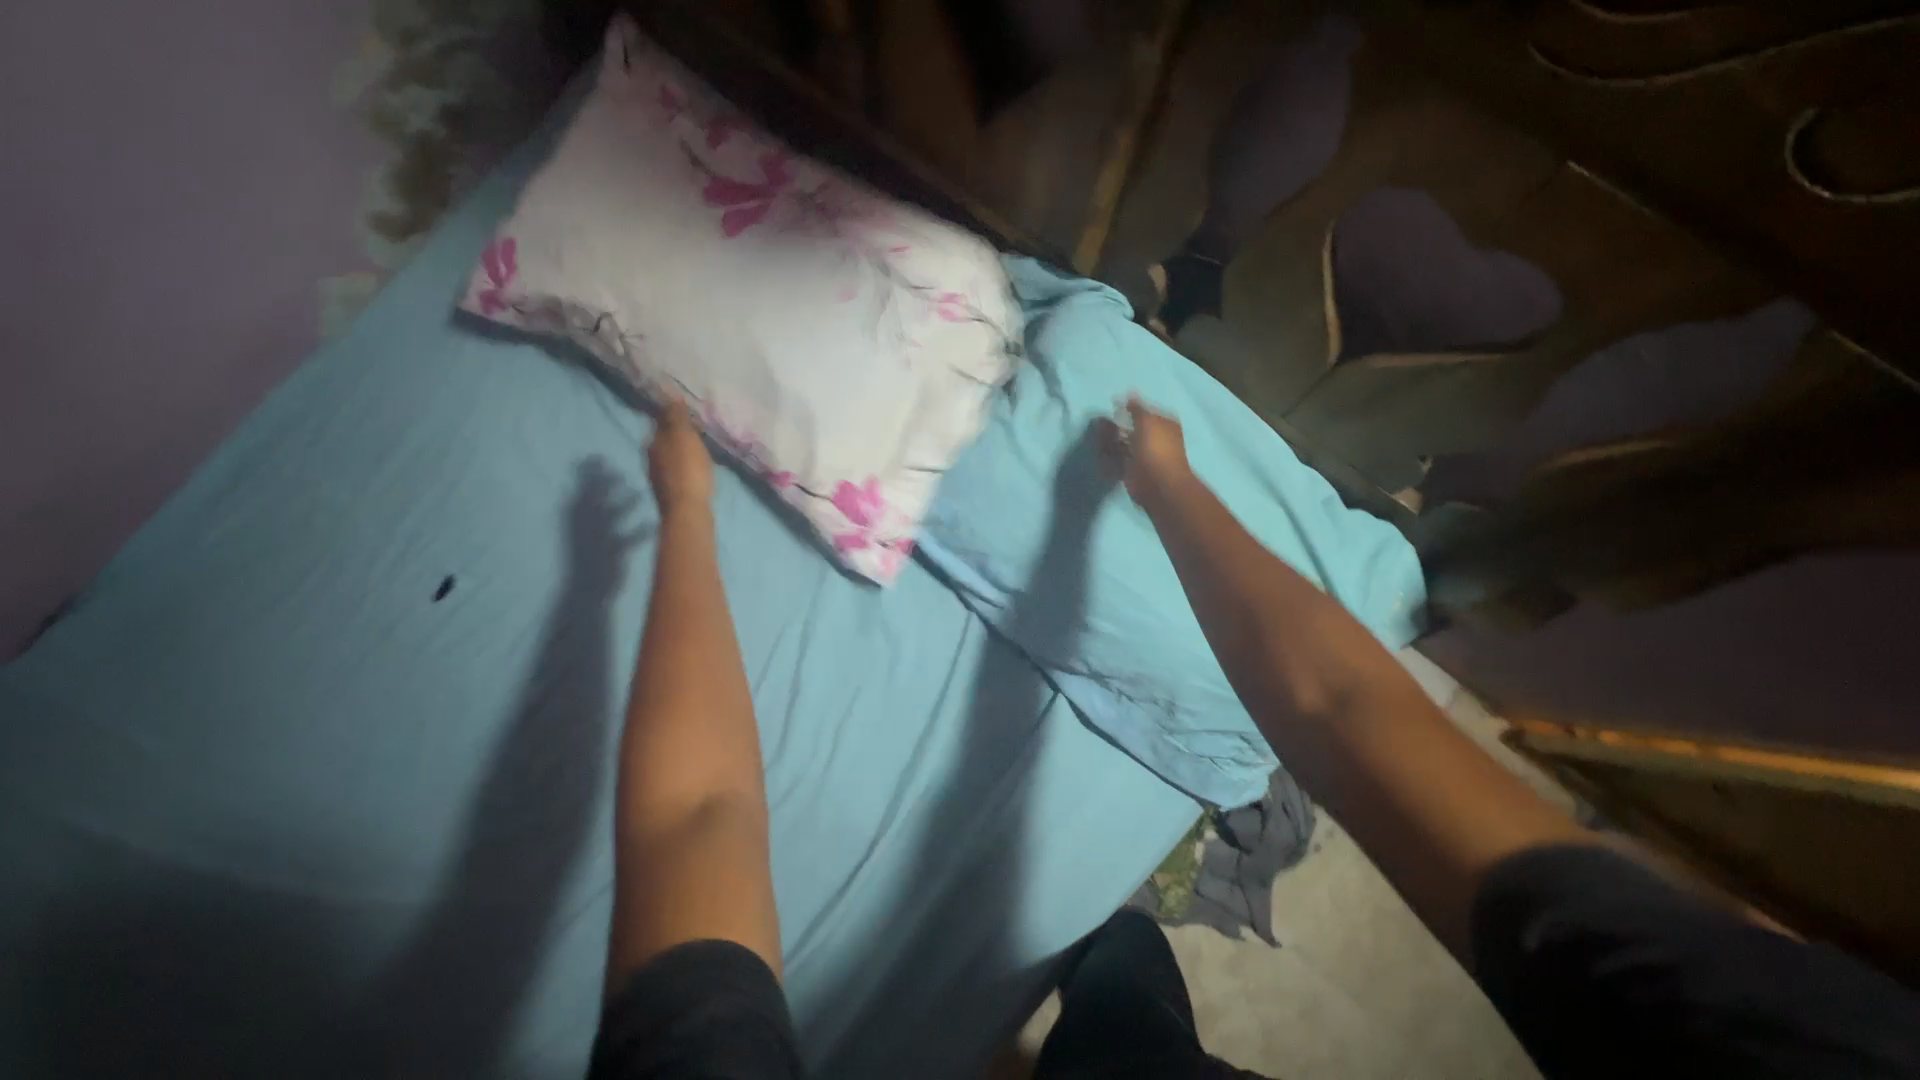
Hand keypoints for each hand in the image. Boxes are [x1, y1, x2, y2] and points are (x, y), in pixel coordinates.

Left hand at [648, 397, 714, 511]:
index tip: (685, 412)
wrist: (687, 511)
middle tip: (693, 430)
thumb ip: (677, 417)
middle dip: (675, 434)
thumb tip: (670, 394)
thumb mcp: (685, 438)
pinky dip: (683, 468)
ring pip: (668, 457)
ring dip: (679, 452)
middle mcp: (651, 458)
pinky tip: (694, 471)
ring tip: (696, 450)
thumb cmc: (688, 470)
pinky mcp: (669, 493)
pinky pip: (676, 472)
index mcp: (654, 442)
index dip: (671, 415)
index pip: (660, 422)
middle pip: (663, 440)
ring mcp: (658, 477)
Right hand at [1100, 395, 1192, 505]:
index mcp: (1163, 424)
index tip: (1113, 407)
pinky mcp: (1132, 471)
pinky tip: (1099, 453)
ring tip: (1096, 437)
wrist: (1158, 484)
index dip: (1129, 408)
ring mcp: (1142, 456)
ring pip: (1122, 444)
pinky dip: (1107, 458)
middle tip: (1100, 423)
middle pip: (1131, 429)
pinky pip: (1116, 461)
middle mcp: (1154, 439)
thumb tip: (1128, 395)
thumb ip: (1136, 408)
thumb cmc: (1156, 448)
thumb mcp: (1147, 420)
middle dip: (1116, 426)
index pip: (1144, 412)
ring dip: (1109, 441)